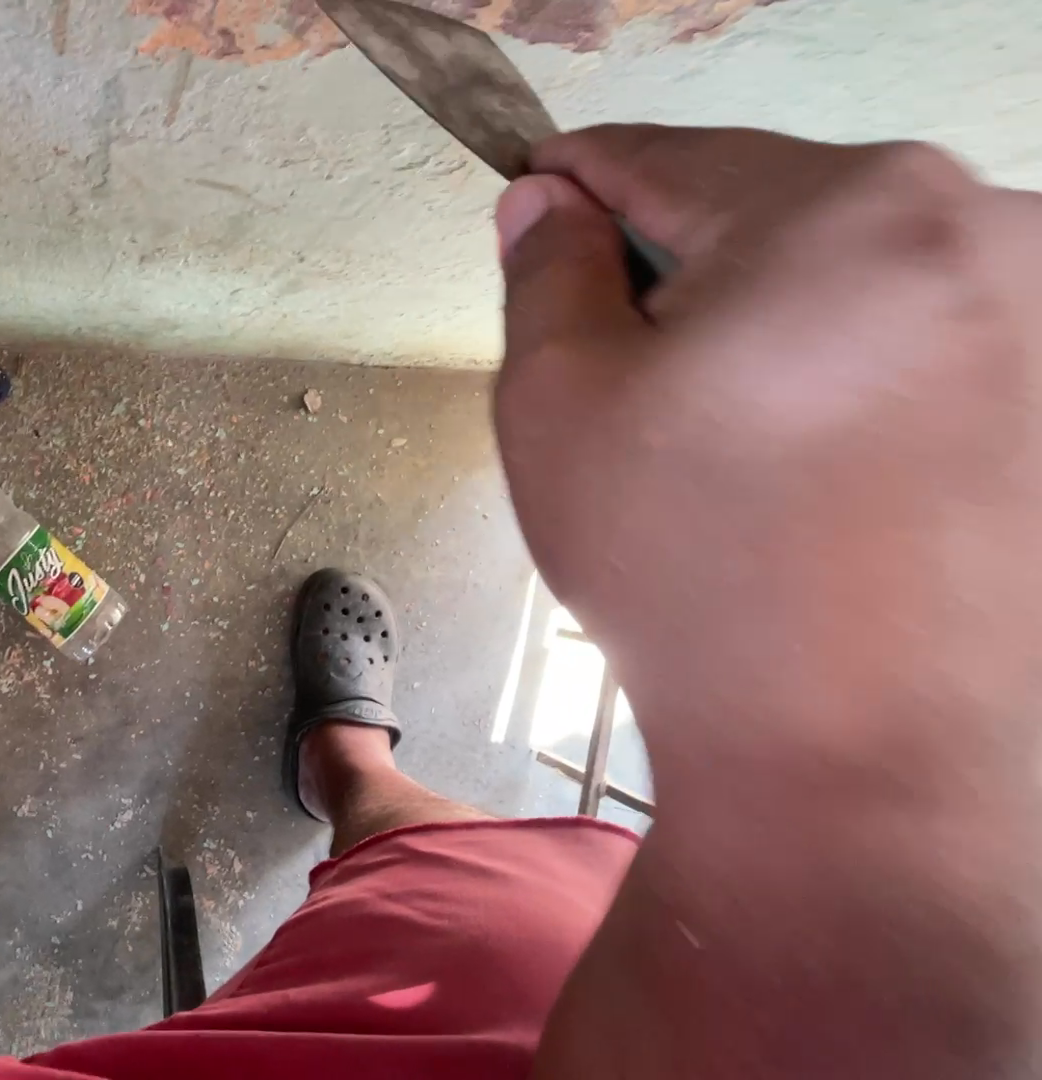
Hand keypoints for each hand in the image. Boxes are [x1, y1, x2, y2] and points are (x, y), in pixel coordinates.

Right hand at [492, 126, 1041, 788]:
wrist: (852, 741)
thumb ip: (543, 276)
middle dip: (656, 265)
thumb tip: (541, 200)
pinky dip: (808, 362)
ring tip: (685, 431)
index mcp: (837, 211)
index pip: (660, 154)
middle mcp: (980, 224)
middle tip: (594, 364)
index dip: (568, 178)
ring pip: (829, 271)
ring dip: (735, 316)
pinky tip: (772, 459)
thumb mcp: (554, 401)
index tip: (523, 203)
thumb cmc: (670, 553)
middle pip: (757, 208)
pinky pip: (893, 330)